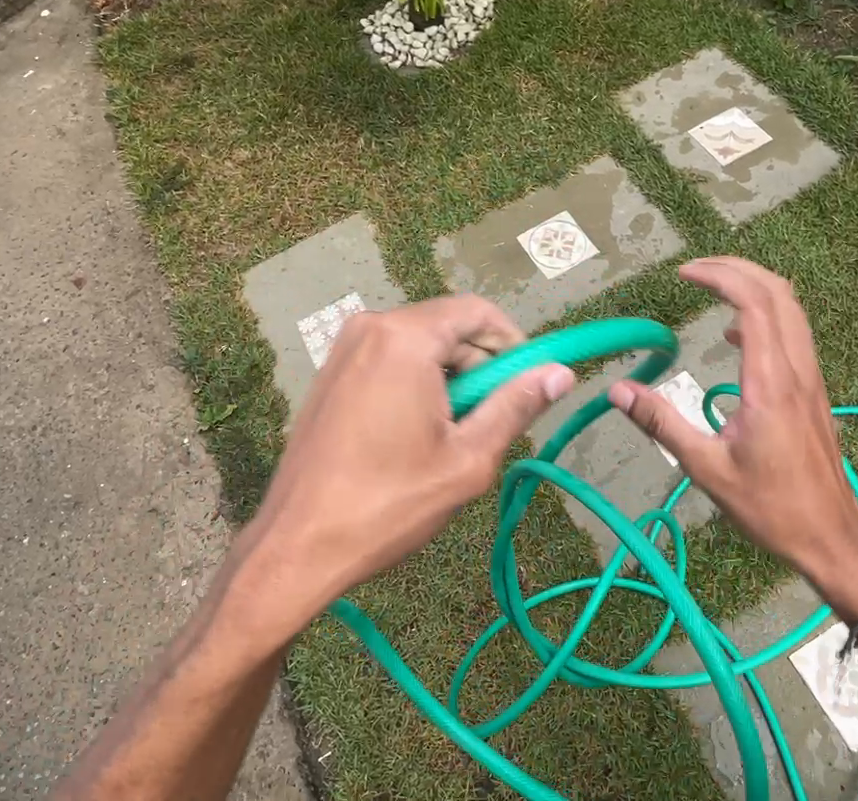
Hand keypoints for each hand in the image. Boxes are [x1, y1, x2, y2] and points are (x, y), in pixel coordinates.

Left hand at [244, 294, 574, 622]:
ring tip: (450, 440)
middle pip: (449, 328)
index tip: (527, 385)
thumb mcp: (468, 458)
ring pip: (421, 347)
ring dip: (449, 382)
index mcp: (405, 337)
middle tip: (489, 425)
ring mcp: (344, 348)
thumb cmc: (388, 502)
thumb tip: (561, 373)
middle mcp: (371, 326)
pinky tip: (413, 437)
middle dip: (479, 369)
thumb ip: (516, 406)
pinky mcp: (331, 373)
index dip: (513, 343)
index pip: (478, 312)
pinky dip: (416, 385)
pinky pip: (391, 360)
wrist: (296, 545)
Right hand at [607, 258, 857, 609]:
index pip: (753, 303)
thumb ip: (662, 424)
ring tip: (713, 287)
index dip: (720, 276)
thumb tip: (617, 390)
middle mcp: (796, 369)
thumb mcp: (706, 469)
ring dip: (755, 286)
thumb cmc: (769, 507)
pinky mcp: (813, 390)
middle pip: (778, 292)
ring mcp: (810, 377)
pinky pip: (794, 332)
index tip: (684, 274)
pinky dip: (766, 314)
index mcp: (770, 382)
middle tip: (695, 269)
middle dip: (737, 269)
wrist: (831, 536)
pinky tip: (737, 335)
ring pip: (792, 309)